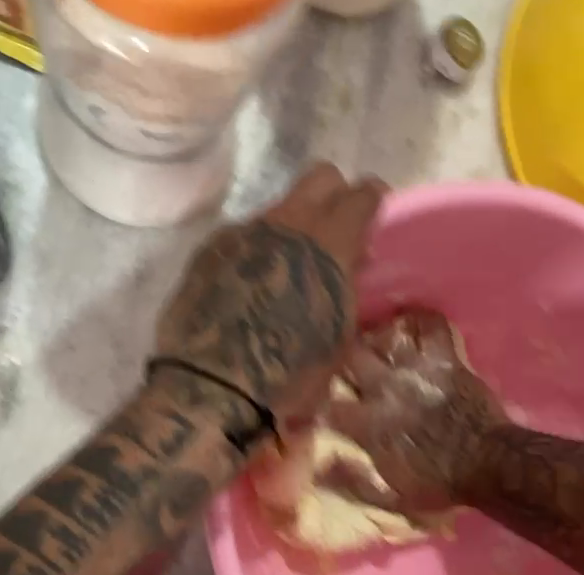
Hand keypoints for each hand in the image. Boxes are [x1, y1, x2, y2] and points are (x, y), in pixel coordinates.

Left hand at [154, 163, 387, 432]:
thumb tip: (348, 268)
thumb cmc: (288, 375)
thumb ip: (347, 291)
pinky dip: (257, 251)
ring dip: (292, 228)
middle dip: (334, 196)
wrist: (211, 387)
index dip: (372, 201)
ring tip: (289, 269)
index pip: (362, 194)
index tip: (374, 214)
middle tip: (335, 232)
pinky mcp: (209, 250)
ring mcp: (243, 231)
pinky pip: (245, 236)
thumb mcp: (337, 341)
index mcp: (330, 243)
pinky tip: (252, 287)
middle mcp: (287, 222)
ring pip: (279, 207)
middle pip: (321, 178)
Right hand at [325, 307, 507, 514]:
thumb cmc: (440, 484)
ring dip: (380, 340)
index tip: (316, 404)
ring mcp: (416, 370)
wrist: (489, 464)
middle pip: (352, 358)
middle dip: (345, 360)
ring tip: (380, 346)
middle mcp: (386, 390)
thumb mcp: (391, 497)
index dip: (318, 403)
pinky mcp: (445, 360)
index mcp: (369, 424)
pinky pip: (431, 326)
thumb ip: (353, 481)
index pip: (329, 405)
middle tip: (349, 366)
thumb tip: (323, 464)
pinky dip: (422, 322)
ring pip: (386, 337)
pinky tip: (415, 325)